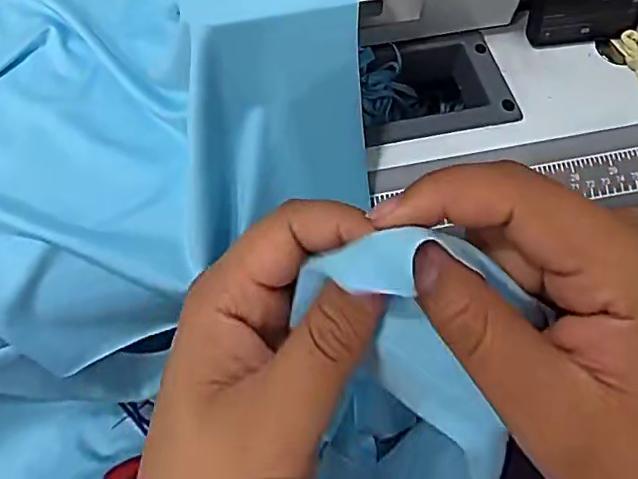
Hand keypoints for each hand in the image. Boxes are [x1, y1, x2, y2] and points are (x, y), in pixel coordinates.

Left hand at [143, 200, 384, 478]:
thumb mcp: (276, 414)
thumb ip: (327, 339)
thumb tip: (379, 268)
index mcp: (225, 291)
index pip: (288, 226)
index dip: (342, 224)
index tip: (397, 246)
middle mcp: (241, 295)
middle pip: (305, 245)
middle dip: (357, 248)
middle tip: (412, 268)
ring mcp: (260, 325)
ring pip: (318, 279)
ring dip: (360, 279)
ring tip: (407, 289)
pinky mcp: (279, 356)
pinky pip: (322, 315)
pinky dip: (355, 312)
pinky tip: (384, 322)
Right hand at [371, 163, 637, 478]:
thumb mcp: (555, 417)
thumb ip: (480, 332)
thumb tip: (414, 256)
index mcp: (628, 260)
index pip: (516, 192)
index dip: (440, 194)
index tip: (379, 224)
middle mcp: (625, 229)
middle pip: (512, 204)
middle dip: (447, 231)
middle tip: (389, 264)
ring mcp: (619, 241)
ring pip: (515, 225)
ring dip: (469, 256)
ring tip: (433, 294)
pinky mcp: (608, 258)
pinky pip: (531, 246)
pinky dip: (494, 271)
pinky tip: (480, 305)